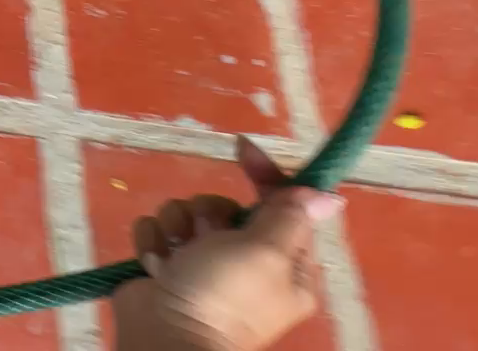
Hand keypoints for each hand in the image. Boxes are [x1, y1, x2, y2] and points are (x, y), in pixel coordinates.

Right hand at [111, 136, 344, 350]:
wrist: (170, 331)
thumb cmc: (226, 293)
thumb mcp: (263, 252)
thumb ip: (285, 217)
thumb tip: (326, 194)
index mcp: (282, 264)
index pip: (279, 206)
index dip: (265, 175)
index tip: (241, 146)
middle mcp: (243, 261)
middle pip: (219, 205)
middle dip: (204, 211)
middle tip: (205, 235)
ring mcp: (201, 263)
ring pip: (181, 214)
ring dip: (173, 226)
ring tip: (174, 255)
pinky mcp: (165, 264)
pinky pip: (154, 230)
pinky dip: (152, 243)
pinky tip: (156, 264)